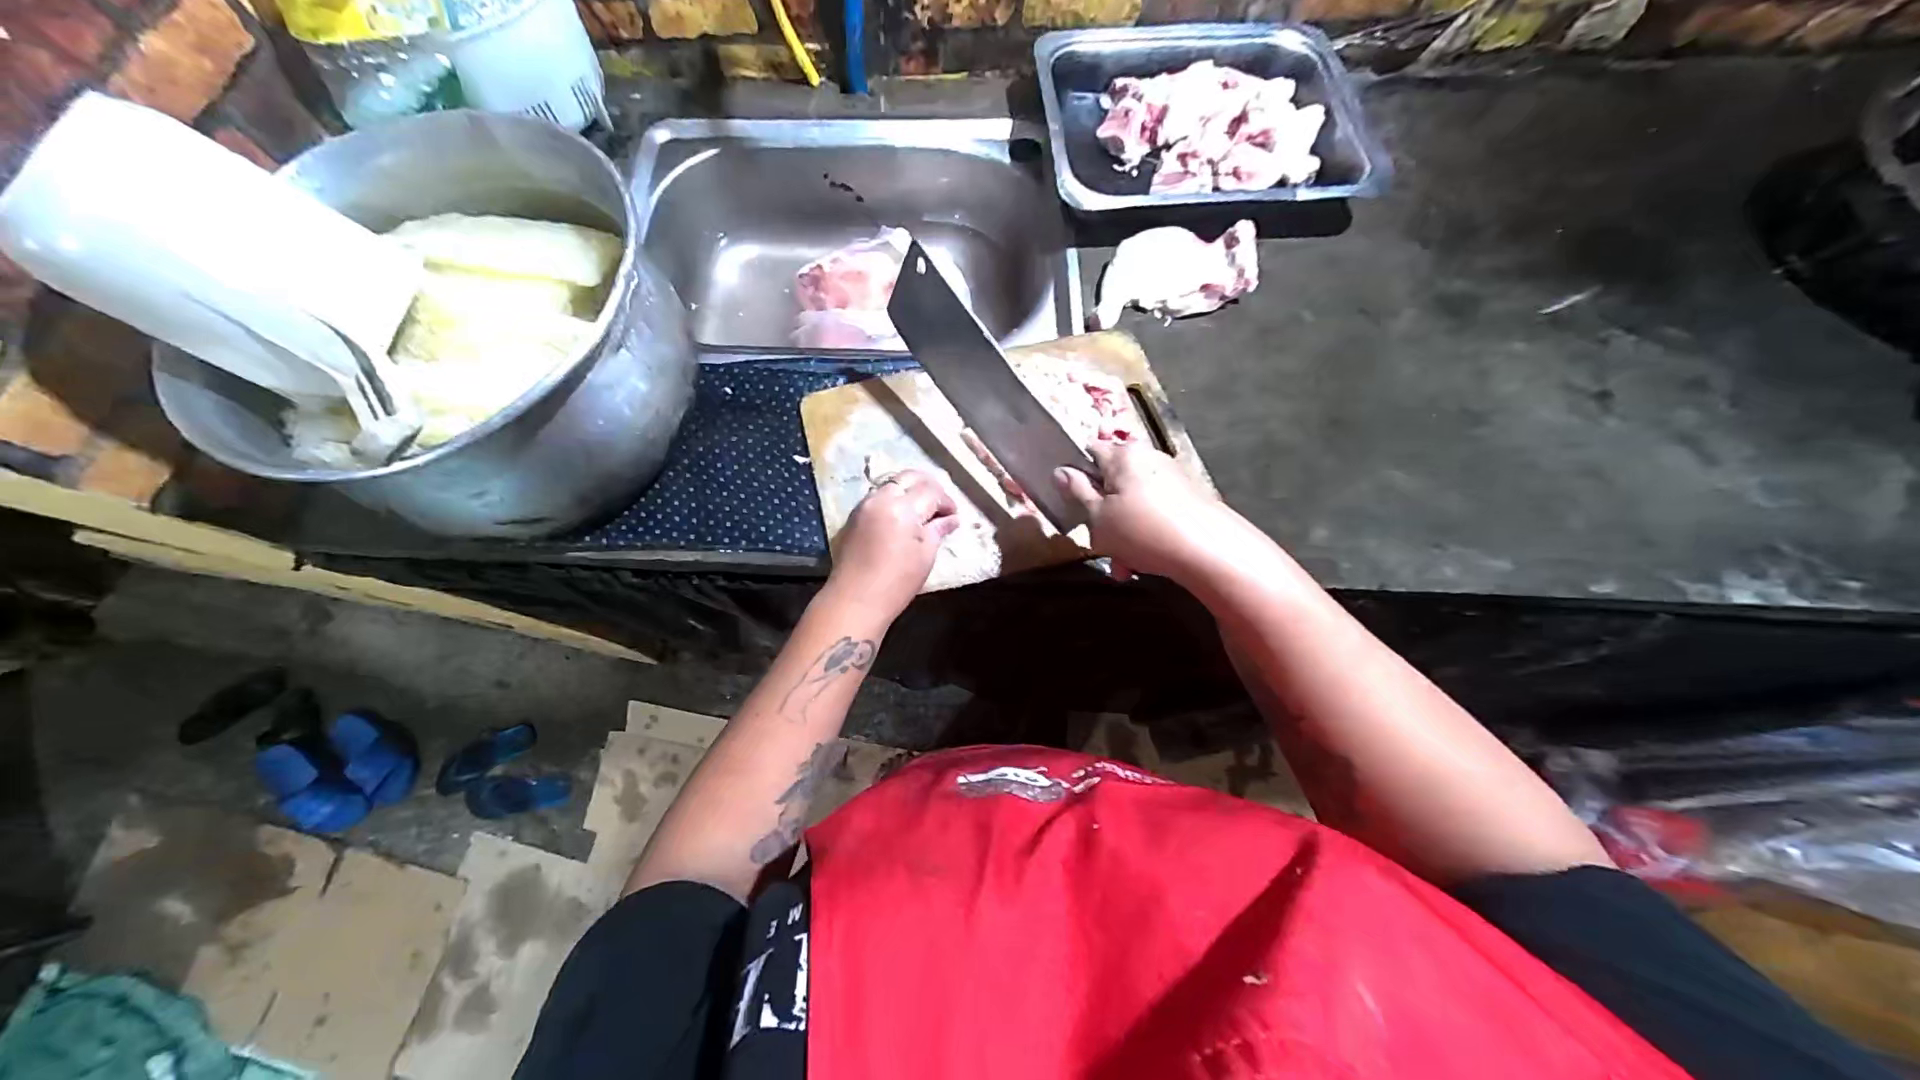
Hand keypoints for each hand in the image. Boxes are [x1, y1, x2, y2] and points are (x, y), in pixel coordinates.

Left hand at [827, 469, 959, 616]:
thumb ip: (938, 530)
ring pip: (892, 484)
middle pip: (909, 477)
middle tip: (940, 505)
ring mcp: (865, 505)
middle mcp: (882, 499)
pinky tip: (902, 516)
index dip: (946, 501)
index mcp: (903, 508)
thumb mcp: (925, 555)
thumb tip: (951, 519)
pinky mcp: (854, 516)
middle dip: (928, 486)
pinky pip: (878, 496)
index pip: (931, 491)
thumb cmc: (897, 582)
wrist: (855, 599)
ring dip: (909, 490)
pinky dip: (893, 498)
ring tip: (922, 510)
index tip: (954, 515)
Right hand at [1054, 442, 1262, 583]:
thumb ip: (1077, 492)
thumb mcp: (1098, 517)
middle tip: (1099, 542)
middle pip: (1113, 481)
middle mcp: (1149, 458)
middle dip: (1103, 514)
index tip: (1072, 502)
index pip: (1090, 451)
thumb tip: (1060, 471)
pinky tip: (1144, 562)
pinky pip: (1156, 513)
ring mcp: (1172, 477)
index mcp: (1123, 455)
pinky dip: (1146, 534)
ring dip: (1124, 531)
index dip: (1076, 474)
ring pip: (1134, 503)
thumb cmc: (1143, 531)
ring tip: (1124, 564)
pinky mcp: (1190, 498)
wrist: (1210, 551)